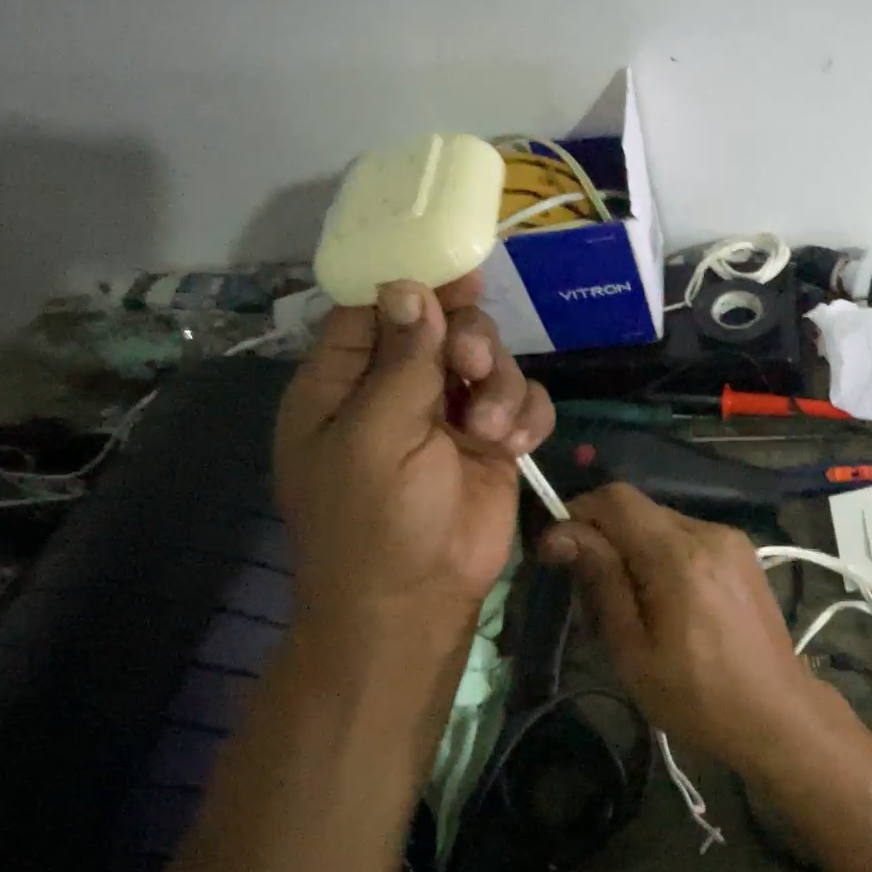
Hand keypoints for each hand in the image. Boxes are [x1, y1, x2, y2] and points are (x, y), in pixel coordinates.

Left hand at [275, 272, 555, 651]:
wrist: (417, 597)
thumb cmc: (373, 518)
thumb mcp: (374, 434)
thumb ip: (400, 360)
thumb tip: (409, 287)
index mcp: (344, 383)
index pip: (376, 310)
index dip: (415, 287)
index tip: (458, 274)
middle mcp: (399, 390)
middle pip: (447, 328)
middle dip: (470, 344)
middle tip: (472, 366)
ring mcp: (451, 415)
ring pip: (494, 362)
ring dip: (500, 388)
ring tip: (490, 432)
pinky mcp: (496, 439)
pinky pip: (525, 401)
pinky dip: (527, 416)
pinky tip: (515, 446)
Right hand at [539, 484, 832, 772]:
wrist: (775, 712)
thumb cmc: (697, 695)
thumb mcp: (633, 649)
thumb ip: (601, 581)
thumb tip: (560, 532)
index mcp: (681, 553)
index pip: (616, 498)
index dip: (578, 515)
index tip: (558, 556)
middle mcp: (710, 532)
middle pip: (640, 510)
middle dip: (605, 543)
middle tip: (593, 604)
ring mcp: (732, 540)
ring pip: (663, 524)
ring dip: (635, 553)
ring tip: (631, 612)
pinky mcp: (744, 554)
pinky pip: (690, 539)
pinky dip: (666, 558)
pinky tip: (666, 606)